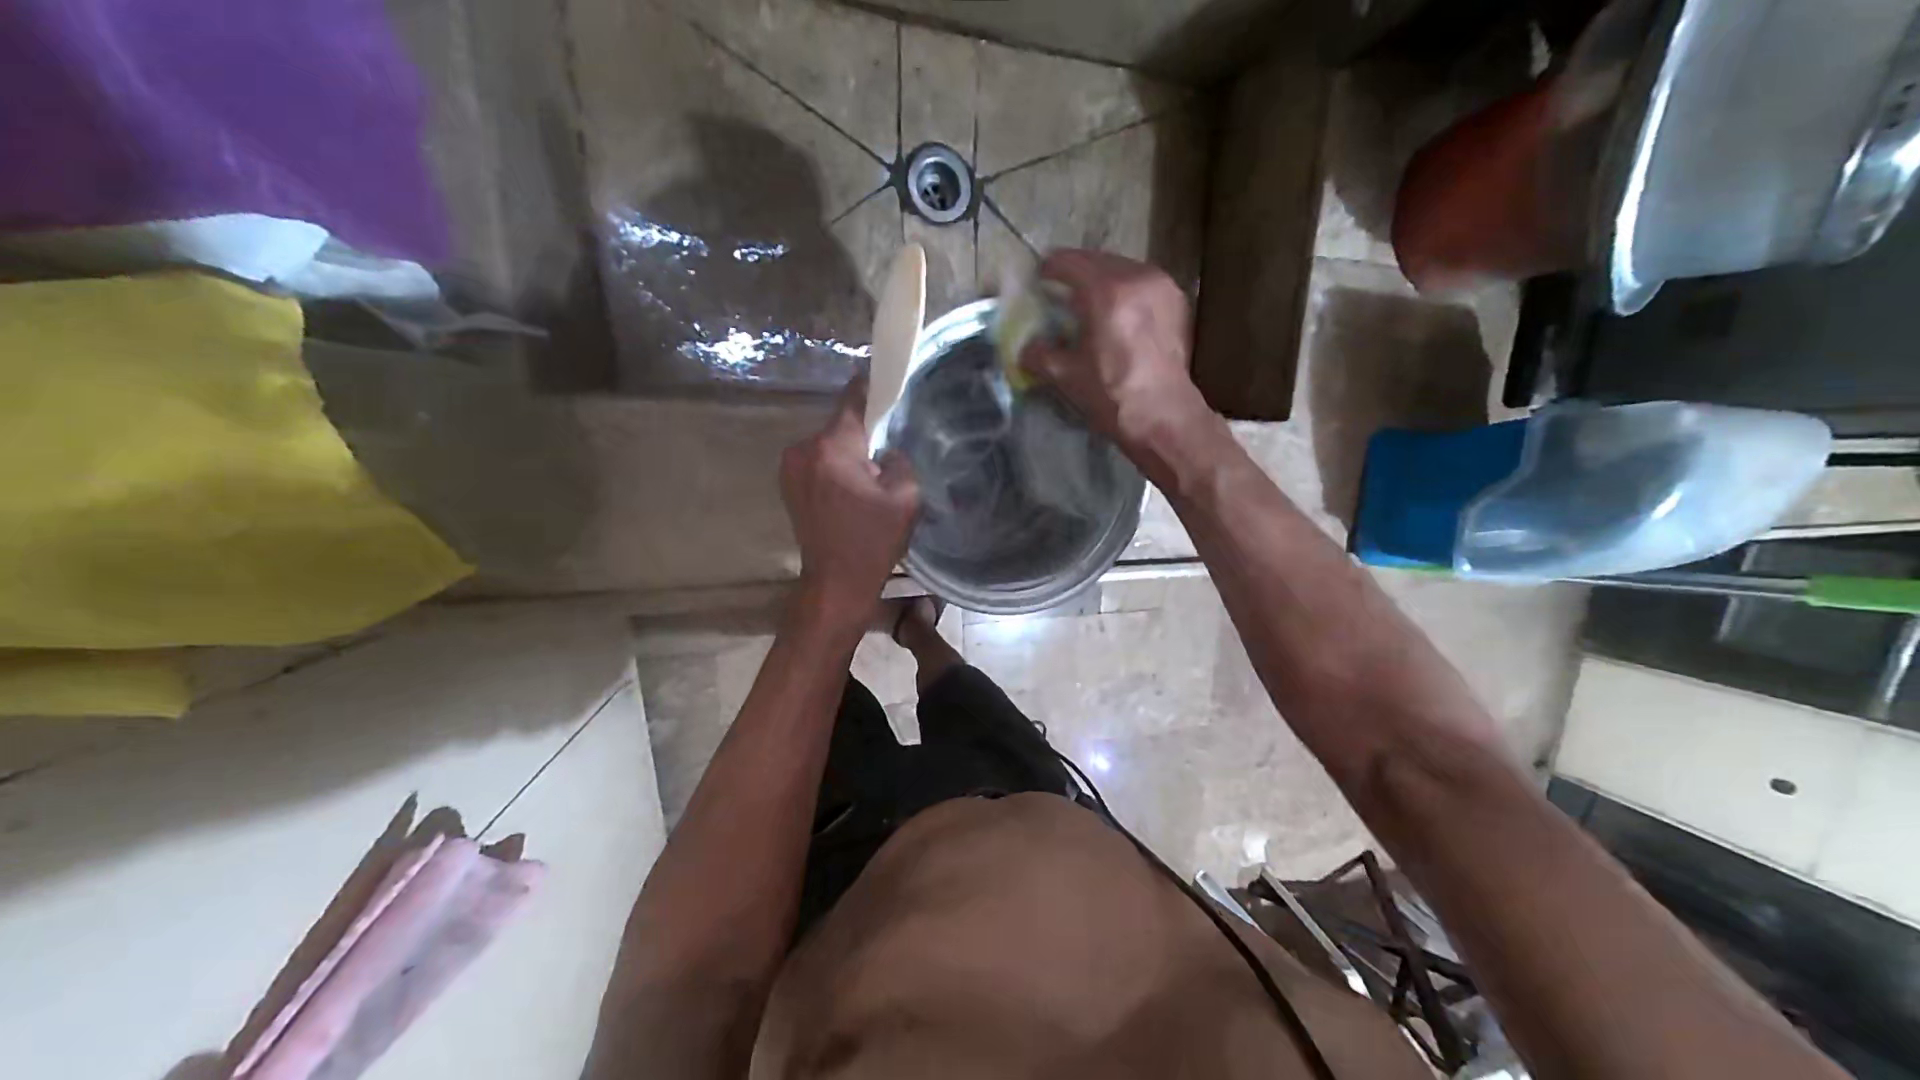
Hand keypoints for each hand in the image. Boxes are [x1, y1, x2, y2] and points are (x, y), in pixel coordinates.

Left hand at [780, 376, 920, 616]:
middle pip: (839, 425)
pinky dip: (833, 467)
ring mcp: (790, 468)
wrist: (836, 583)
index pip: (853, 399)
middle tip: (887, 449)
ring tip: (869, 477)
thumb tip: (886, 452)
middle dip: (863, 432)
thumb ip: (899, 460)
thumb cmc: (872, 540)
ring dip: (847, 452)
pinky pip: (816, 462)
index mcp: (832, 447)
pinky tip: (850, 489)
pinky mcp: (788, 485)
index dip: (872, 387)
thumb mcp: (906, 497)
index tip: (887, 379)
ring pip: (827, 444)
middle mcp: (803, 449)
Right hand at [1020, 250, 1212, 458]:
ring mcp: (1162, 287)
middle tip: (1060, 292)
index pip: (1068, 261)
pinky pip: (1143, 283)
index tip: (1038, 279)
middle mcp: (1137, 278)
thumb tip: (1027, 347)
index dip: (1048, 268)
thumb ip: (1039, 353)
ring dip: (1102, 280)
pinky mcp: (1177, 302)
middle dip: (1076, 273)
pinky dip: (1125, 291)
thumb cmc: (1112, 396)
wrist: (1164, 417)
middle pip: (1097, 260)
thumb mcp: (1065, 376)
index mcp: (1106, 291)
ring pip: (1122, 268)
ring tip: (1088, 303)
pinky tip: (1116, 314)